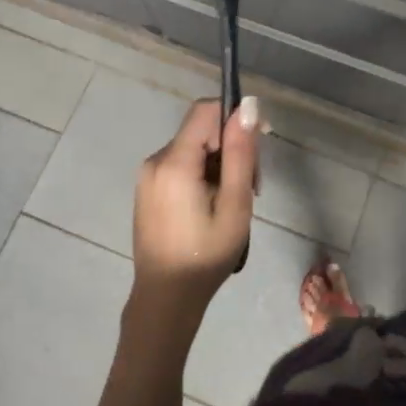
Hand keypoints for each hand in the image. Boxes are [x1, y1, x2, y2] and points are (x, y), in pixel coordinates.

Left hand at [131, 96, 260, 312]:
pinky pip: (180, 165)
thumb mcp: (234, 205)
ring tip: (233, 203)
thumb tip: (248, 105)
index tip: (258, 145)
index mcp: (174, 162)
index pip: (205, 110)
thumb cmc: (205, 256)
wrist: (165, 300)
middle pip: (201, 131)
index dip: (234, 118)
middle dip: (231, 149)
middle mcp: (155, 160)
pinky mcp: (147, 190)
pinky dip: (202, 176)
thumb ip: (241, 153)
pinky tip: (213, 207)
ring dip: (219, 165)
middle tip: (252, 187)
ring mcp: (148, 176)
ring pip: (193, 149)